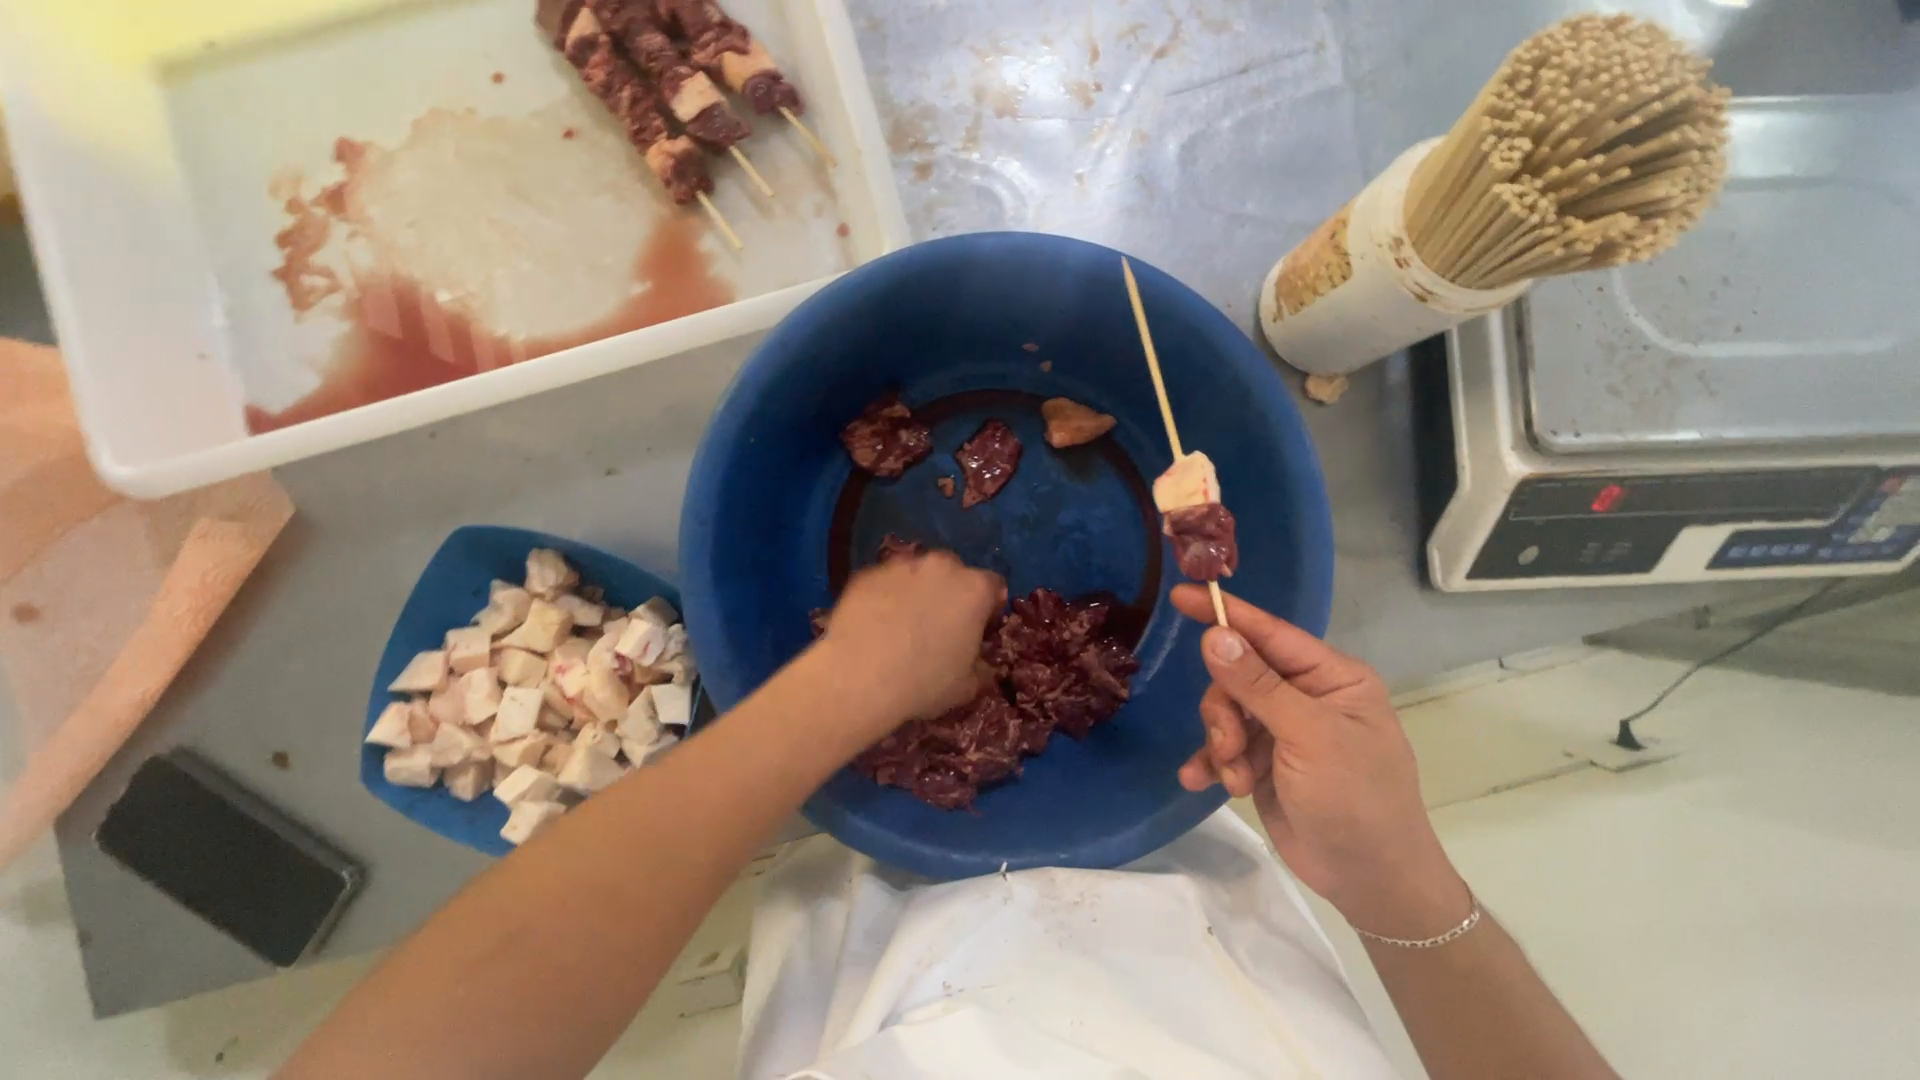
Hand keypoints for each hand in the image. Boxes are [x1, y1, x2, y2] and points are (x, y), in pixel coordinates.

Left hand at [819, 551, 1004, 733]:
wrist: (858, 677)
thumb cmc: (923, 683)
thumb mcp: (966, 687)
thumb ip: (981, 669)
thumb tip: (982, 666)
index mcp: (974, 589)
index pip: (994, 586)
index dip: (988, 607)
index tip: (978, 626)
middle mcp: (941, 566)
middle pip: (954, 571)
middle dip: (951, 592)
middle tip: (939, 623)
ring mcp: (900, 566)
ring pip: (916, 572)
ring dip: (916, 589)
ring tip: (902, 622)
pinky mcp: (866, 573)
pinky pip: (883, 582)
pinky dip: (884, 595)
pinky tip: (874, 622)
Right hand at [1171, 586, 1470, 939]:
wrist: (1371, 881)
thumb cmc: (1356, 799)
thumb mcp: (1308, 736)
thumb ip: (1257, 685)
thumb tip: (1215, 635)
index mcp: (1332, 677)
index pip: (1270, 633)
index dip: (1226, 614)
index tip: (1181, 594)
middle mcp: (1307, 696)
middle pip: (1239, 676)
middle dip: (1225, 711)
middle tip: (1229, 746)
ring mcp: (1284, 730)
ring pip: (1226, 712)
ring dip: (1221, 744)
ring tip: (1234, 778)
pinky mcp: (1265, 763)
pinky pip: (1224, 748)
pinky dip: (1212, 763)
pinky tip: (1199, 783)